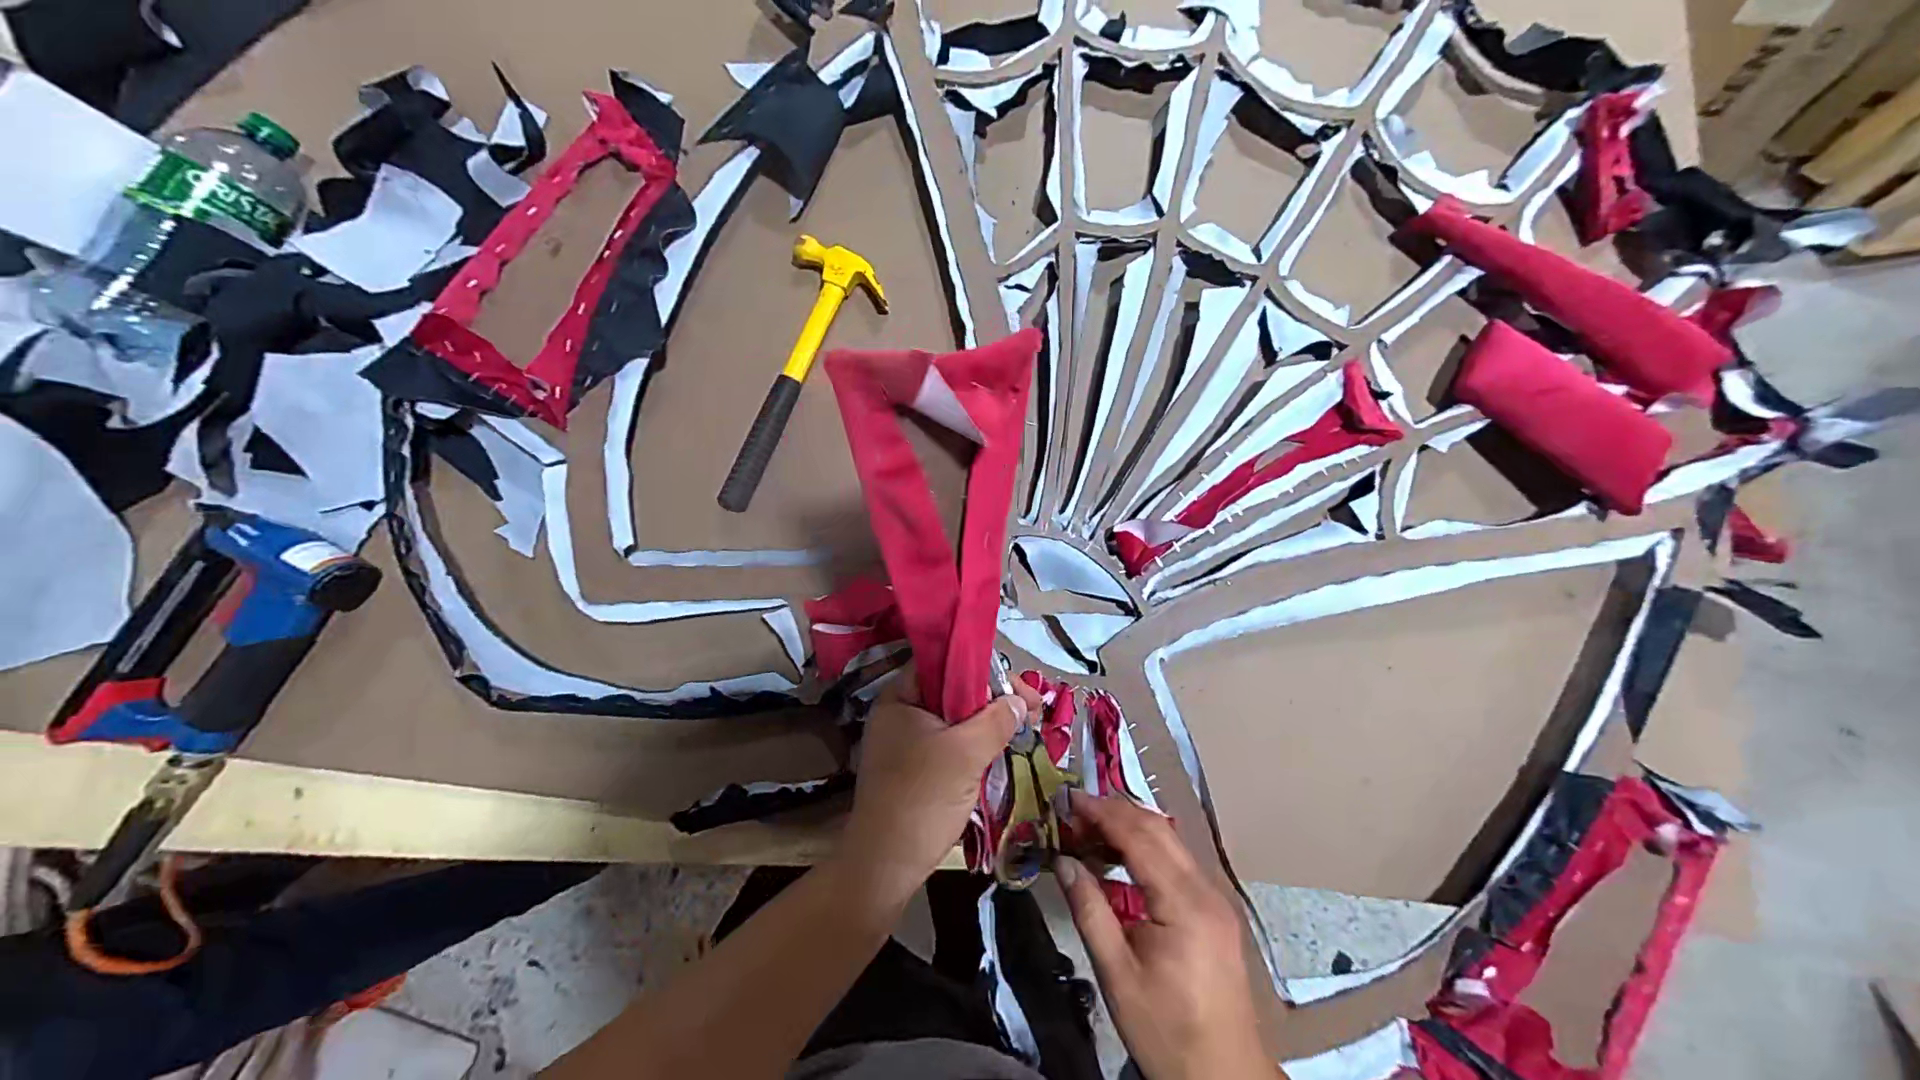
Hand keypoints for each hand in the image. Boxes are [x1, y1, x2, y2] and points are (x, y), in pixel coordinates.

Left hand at [835, 674, 1041, 905]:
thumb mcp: (966, 753)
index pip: (945, 664)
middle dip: (992, 699)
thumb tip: (1019, 702)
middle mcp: (899, 712)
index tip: (1022, 692)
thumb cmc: (922, 798)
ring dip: (986, 723)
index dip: (986, 670)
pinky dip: (973, 745)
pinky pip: (949, 743)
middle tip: (1030, 713)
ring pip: (953, 719)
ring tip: (1021, 730)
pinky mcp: (914, 768)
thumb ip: (996, 720)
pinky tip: (997, 752)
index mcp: (900, 697)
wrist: (886, 864)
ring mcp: (905, 742)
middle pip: (952, 691)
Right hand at [1056, 791, 1274, 1079]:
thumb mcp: (1116, 974)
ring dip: (1130, 827)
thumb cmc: (1165, 1030)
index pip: (1140, 836)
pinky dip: (1145, 849)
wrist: (1225, 1078)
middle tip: (1073, 811)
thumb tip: (1063, 861)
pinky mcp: (1215, 912)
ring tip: (1088, 830)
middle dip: (1114, 812)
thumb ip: (1089, 910)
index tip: (1068, 798)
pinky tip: (1119, 859)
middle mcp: (1206, 891)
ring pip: (1170, 842)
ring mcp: (1215, 900)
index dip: (1102, 812)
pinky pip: (1177, 863)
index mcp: (1184, 904)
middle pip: (1158, 830)